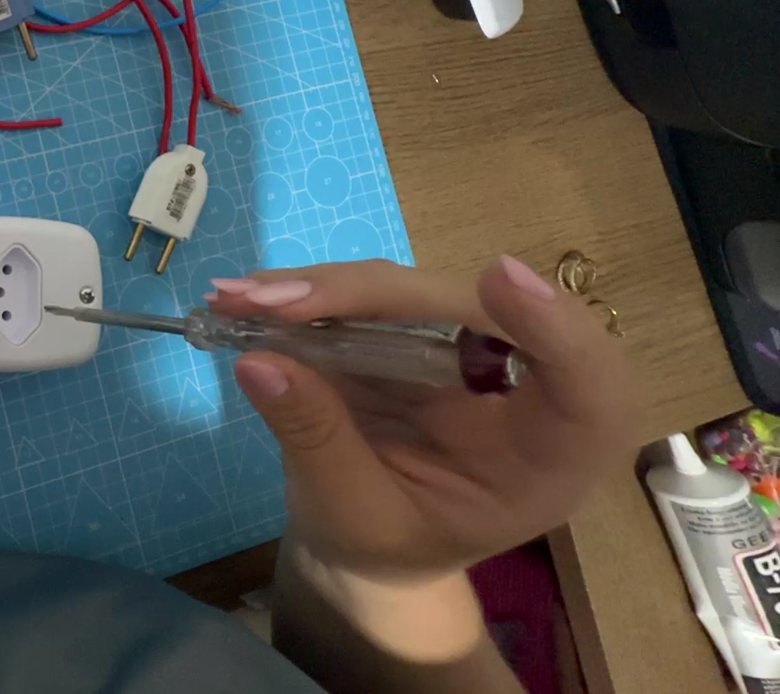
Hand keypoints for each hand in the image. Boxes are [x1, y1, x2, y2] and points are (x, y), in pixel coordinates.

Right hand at [211, 257, 636, 581]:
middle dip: (362, 294)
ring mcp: (443, 352)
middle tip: (273, 301)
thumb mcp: (352, 512)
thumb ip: (314, 439)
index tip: (498, 277)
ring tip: (236, 296)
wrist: (362, 542)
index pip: (585, 383)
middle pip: (458, 309)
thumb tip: (257, 361)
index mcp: (538, 452)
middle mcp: (502, 387)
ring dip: (315, 286)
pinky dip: (296, 292)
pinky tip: (244, 294)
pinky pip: (352, 296)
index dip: (552, 326)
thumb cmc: (382, 544)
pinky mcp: (392, 334)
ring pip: (396, 289)